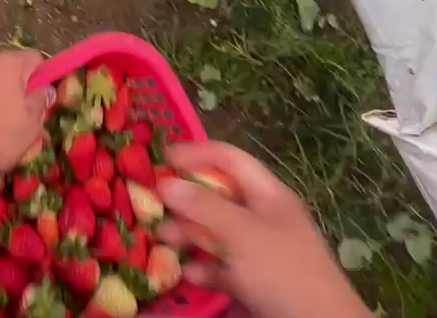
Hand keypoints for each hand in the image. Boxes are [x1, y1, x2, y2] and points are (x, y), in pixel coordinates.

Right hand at [156, 142, 371, 317]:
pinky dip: (204, 267)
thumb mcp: (242, 234)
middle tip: (151, 201)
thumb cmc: (284, 273)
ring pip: (218, 232)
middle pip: (219, 195)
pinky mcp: (257, 284)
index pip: (228, 158)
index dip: (195, 153)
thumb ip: (203, 206)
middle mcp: (263, 217)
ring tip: (159, 237)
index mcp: (267, 194)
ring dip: (188, 232)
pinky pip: (224, 267)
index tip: (161, 157)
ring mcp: (261, 252)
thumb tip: (165, 181)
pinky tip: (184, 272)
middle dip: (185, 197)